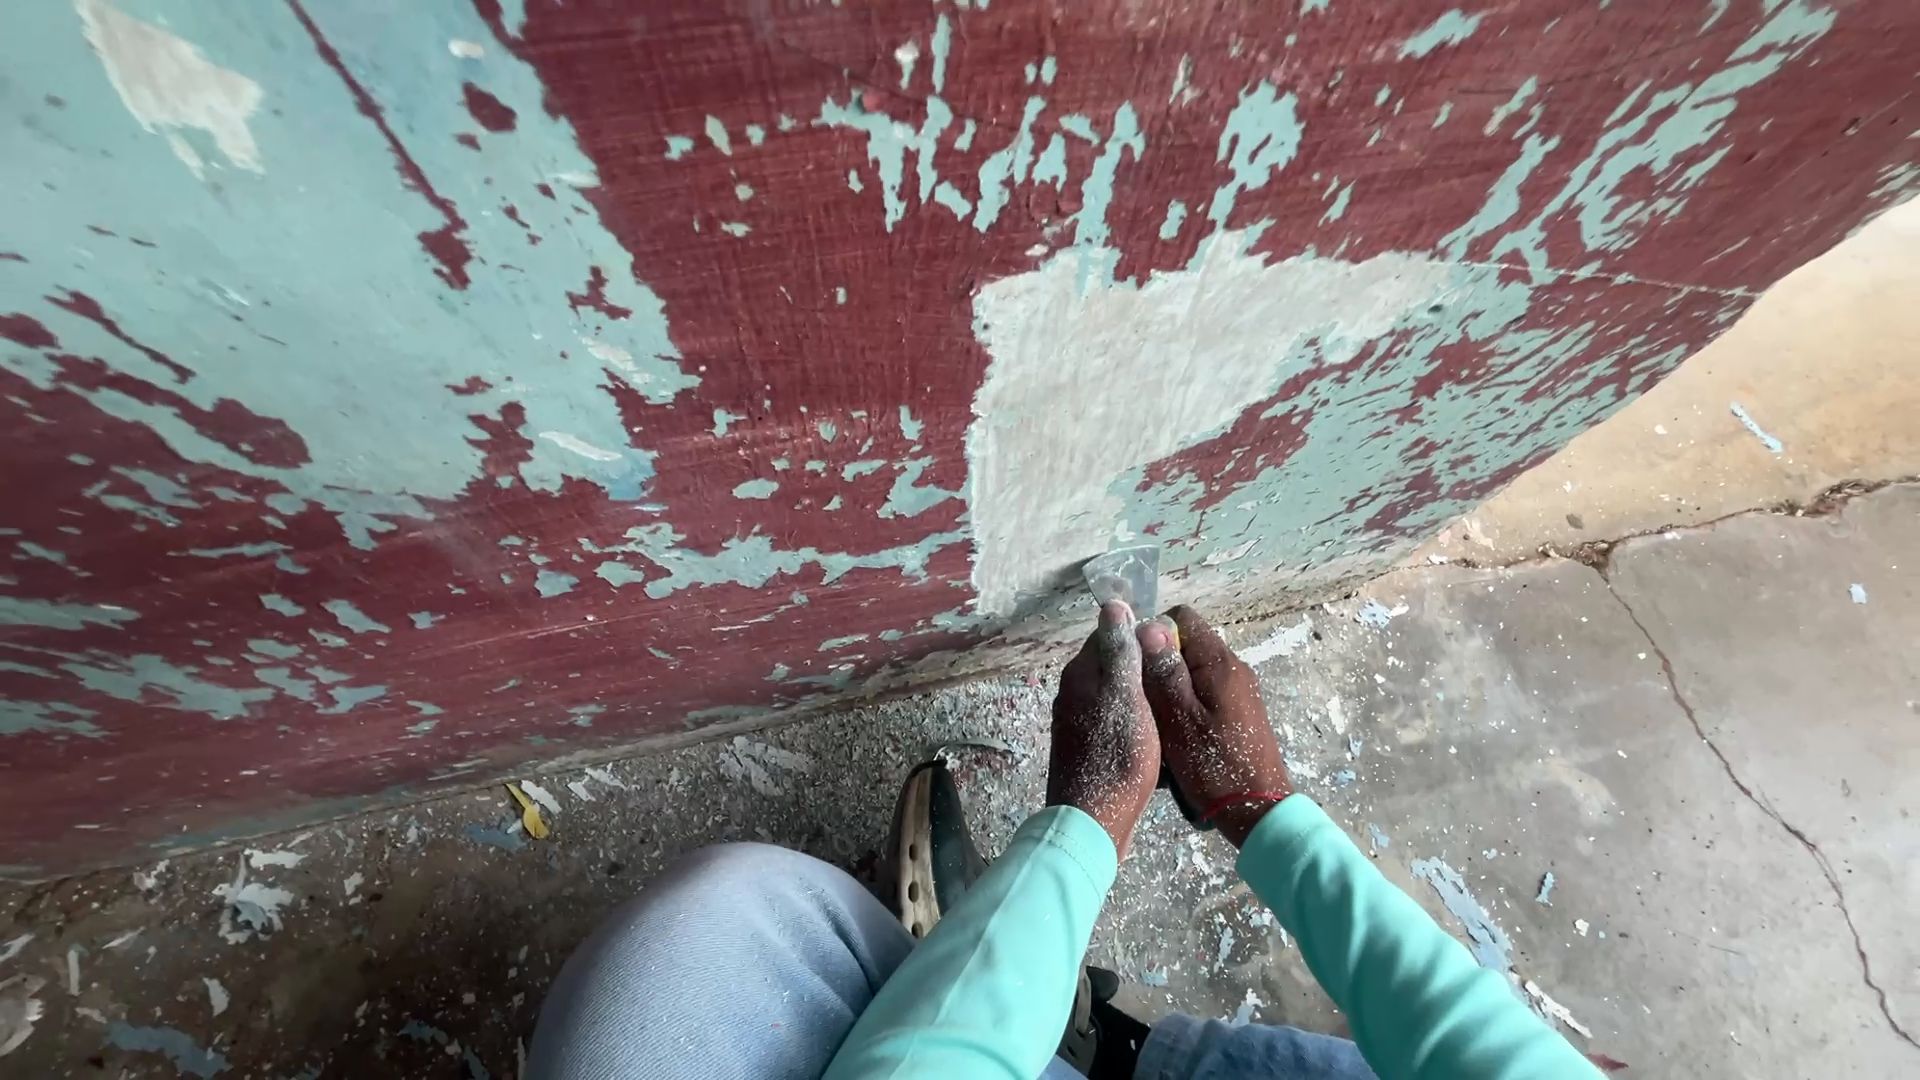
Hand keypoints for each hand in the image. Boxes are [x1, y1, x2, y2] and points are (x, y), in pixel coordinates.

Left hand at [1047, 601, 1160, 858]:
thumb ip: (1119, 651)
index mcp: (1080, 674)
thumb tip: (1114, 603)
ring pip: (1112, 692)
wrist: (1093, 819)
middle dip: (1140, 666)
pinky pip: (1111, 717)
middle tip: (1174, 680)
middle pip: (1110, 664)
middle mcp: (1071, 691)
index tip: (1168, 650)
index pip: (1108, 636)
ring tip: (1167, 706)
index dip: (1137, 637)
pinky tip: (1150, 733)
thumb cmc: (1117, 754)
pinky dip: (1131, 718)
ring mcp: (1075, 719)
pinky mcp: (1083, 744)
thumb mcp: (1126, 696)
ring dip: (1137, 694)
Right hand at [1137, 606, 1290, 847]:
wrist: (1257, 812)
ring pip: (1190, 669)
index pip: (1181, 618)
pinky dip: (1182, 702)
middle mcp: (1232, 668)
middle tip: (1139, 694)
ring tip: (1152, 714)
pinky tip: (1171, 728)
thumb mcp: (1178, 718)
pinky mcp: (1236, 710)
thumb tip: (1149, 626)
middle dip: (1157, 662)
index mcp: (1220, 662)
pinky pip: (1201, 691)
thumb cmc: (1214, 766)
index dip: (1152, 632)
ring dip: (1168, 685)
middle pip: (1185, 643)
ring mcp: (1237, 690)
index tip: (1134, 662)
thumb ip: (1164, 671)